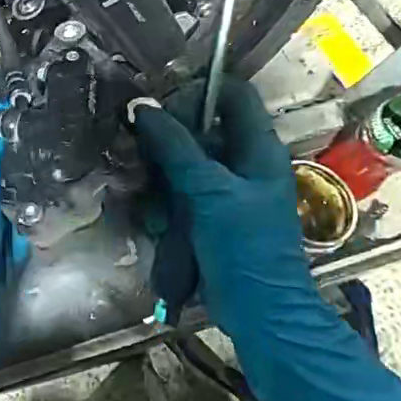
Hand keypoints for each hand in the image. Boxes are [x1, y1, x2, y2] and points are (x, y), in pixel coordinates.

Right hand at [132, 79, 400, 400]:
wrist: (260, 311)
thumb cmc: (245, 246)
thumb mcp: (210, 192)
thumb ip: (177, 148)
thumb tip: (142, 108)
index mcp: (258, 149)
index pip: (233, 96)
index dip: (199, 90)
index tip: (160, 102)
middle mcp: (241, 163)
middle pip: (199, 128)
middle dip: (168, 136)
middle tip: (140, 146)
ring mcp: (223, 191)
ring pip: (182, 161)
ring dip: (161, 173)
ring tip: (152, 195)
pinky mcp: (207, 215)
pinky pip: (177, 192)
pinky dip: (163, 199)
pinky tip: (157, 218)